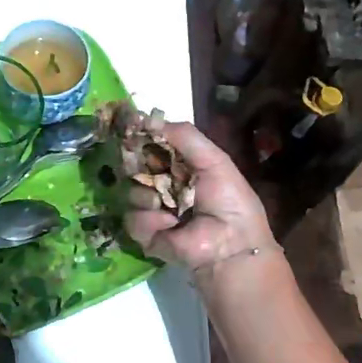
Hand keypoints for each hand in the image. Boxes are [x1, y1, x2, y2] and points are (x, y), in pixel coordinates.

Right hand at [124, 121, 274, 276]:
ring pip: (131, 191)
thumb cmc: (229, 200)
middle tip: (149, 167)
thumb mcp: (214, 160)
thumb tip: (148, 118)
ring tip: (171, 206)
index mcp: (181, 168)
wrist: (230, 244)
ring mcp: (152, 210)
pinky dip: (150, 219)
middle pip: (135, 167)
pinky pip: (133, 218)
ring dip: (148, 195)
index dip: (142, 138)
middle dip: (137, 164)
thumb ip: (186, 136)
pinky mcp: (145, 234)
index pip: (153, 148)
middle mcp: (163, 187)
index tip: (132, 126)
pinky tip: (170, 224)